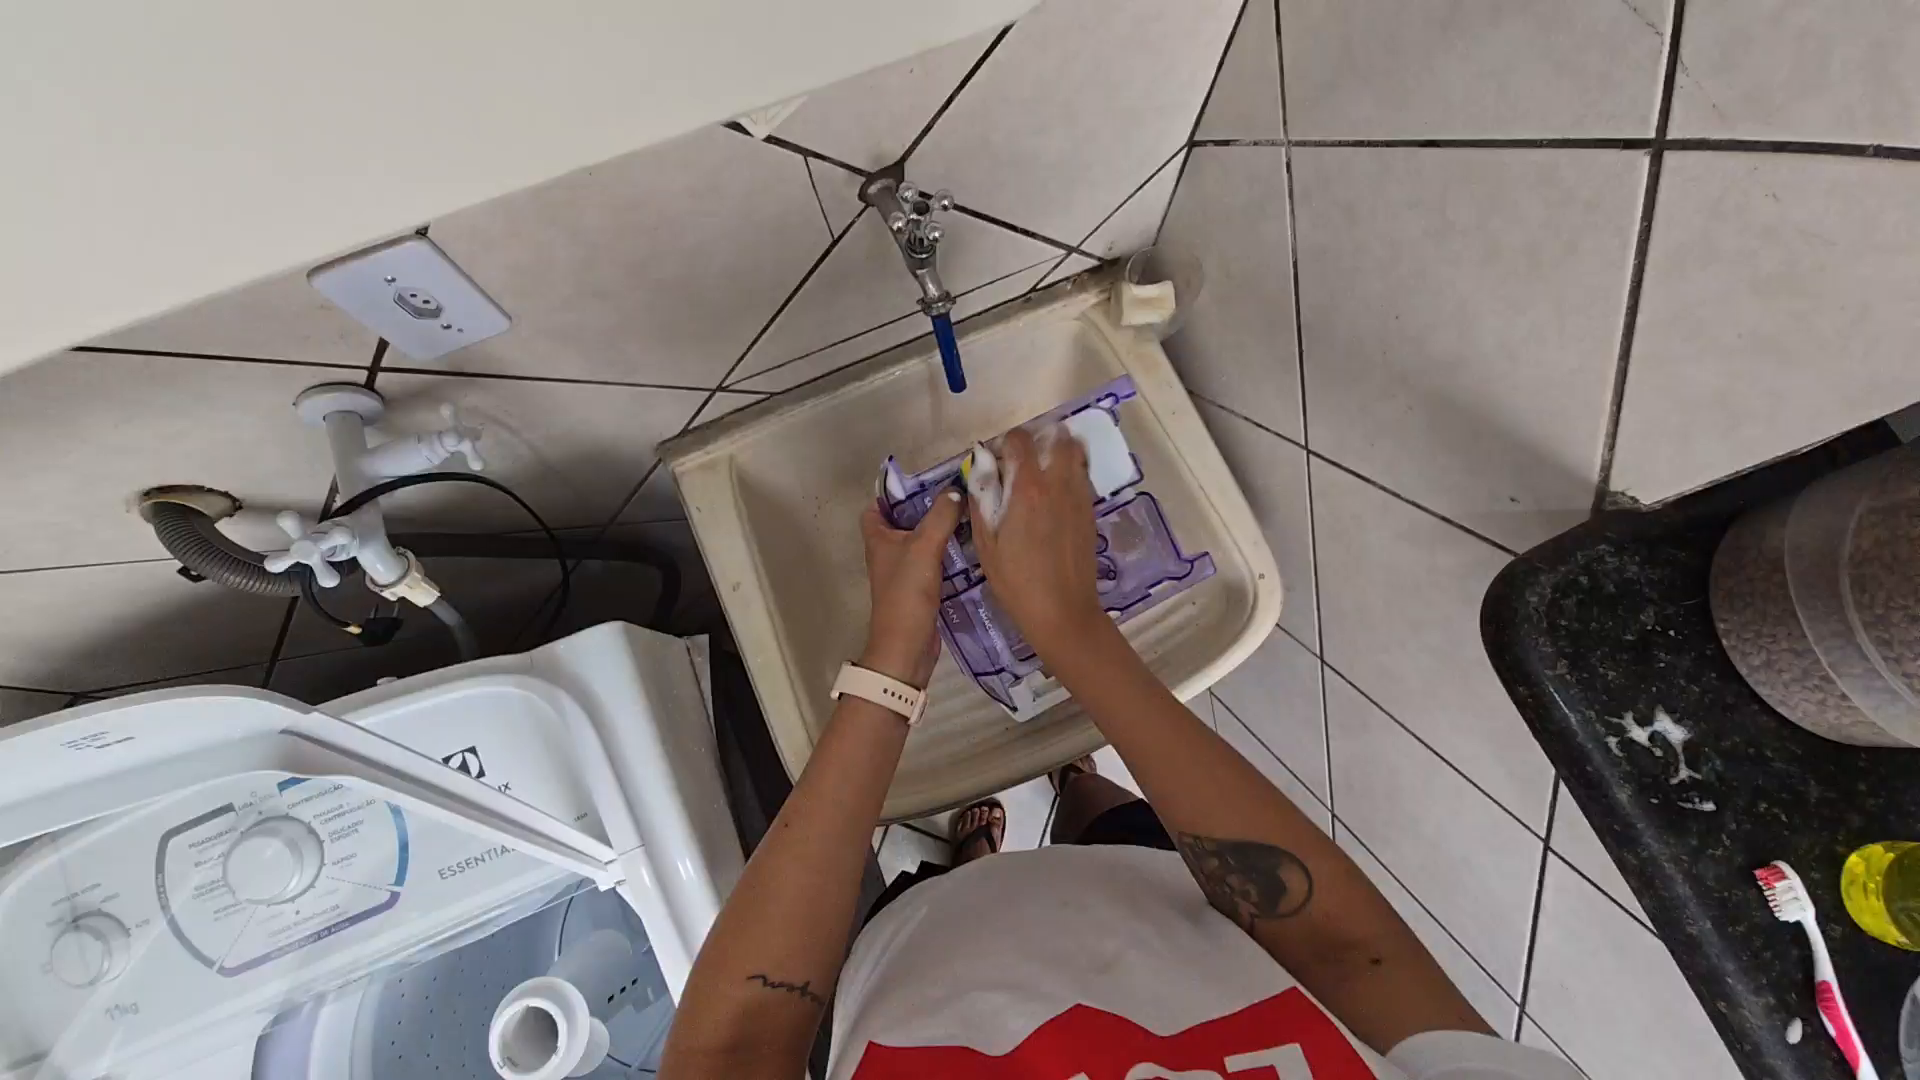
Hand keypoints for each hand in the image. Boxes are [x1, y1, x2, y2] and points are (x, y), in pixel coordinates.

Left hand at [857, 490, 963, 687]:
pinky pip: (935, 562)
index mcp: (878, 538)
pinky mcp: (921, 588)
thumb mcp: (924, 547)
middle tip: (957, 495)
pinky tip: (972, 547)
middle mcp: (888, 552)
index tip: (924, 483)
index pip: (876, 507)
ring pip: (923, 542)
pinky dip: (950, 554)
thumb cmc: (907, 593)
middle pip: (905, 522)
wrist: (907, 646)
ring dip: (942, 530)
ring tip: (970, 515)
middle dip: (927, 508)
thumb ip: (940, 517)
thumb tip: (955, 491)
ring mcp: (904, 571)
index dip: (893, 494)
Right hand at [970, 427, 1105, 653]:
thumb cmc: (1016, 581)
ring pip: (1076, 454)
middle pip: (1058, 438)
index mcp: (1029, 489)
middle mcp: (1059, 484)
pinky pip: (1082, 477)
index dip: (1006, 442)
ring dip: (1059, 452)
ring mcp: (1080, 497)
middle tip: (1023, 459)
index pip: (1020, 440)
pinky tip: (1054, 497)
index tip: (997, 458)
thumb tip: (981, 468)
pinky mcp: (1091, 512)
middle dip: (1040, 439)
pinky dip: (1069, 473)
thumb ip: (982, 499)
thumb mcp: (986, 543)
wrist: (1062, 611)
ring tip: (1042, 471)